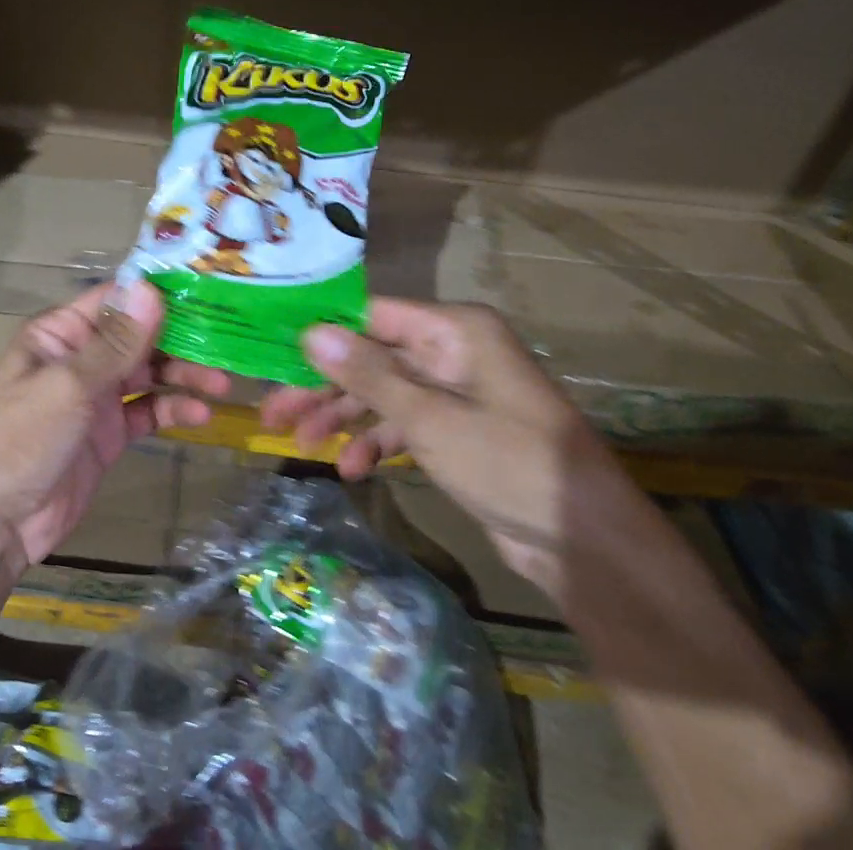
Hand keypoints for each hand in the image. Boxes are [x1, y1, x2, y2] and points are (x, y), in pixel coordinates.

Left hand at [0, 281, 229, 570]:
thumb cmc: (21, 441)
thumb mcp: (68, 385)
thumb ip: (115, 342)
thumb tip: (153, 289)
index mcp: (58, 334)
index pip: (114, 300)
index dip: (157, 294)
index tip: (208, 290)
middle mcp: (78, 358)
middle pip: (138, 336)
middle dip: (180, 338)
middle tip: (227, 342)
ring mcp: (94, 398)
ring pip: (148, 374)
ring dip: (183, 375)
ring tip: (222, 384)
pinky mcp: (108, 435)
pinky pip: (147, 413)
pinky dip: (173, 410)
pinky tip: (201, 415)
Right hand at [260, 298, 634, 590]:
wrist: (580, 537)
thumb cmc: (509, 462)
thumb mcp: (430, 418)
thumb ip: (367, 374)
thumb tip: (311, 332)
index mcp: (456, 331)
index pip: (372, 315)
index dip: (322, 332)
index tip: (272, 352)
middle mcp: (454, 352)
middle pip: (371, 358)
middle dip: (324, 387)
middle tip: (274, 414)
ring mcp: (456, 393)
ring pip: (382, 394)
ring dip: (344, 419)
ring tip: (302, 445)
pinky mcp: (456, 431)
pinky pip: (403, 425)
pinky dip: (376, 444)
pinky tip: (352, 471)